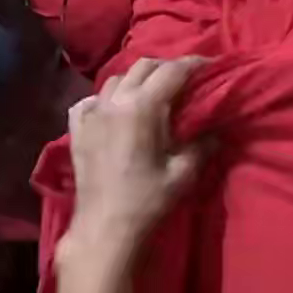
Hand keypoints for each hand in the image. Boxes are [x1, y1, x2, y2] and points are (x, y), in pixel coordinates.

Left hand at [61, 57, 208, 263]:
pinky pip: (89, 100)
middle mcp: (114, 101)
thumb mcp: (183, 173)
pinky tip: (114, 109)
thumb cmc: (147, 201)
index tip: (210, 65)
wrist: (105, 227)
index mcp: (141, 107)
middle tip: (186, 79)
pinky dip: (105, 98)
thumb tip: (215, 130)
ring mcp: (91, 113)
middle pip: (143, 67)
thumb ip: (202, 145)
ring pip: (115, 79)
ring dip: (137, 79)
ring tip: (152, 92)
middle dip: (167, 67)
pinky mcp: (77, 130)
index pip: (172, 71)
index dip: (194, 64)